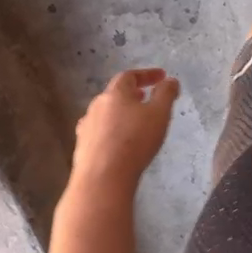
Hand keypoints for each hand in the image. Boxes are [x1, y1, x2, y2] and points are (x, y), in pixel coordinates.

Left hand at [69, 68, 178, 200]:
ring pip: (106, 113)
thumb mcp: (160, 113)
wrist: (102, 178)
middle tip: (147, 96)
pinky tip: (120, 140)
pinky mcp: (82, 147)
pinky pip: (100, 131)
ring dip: (121, 112)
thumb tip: (169, 80)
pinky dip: (113, 129)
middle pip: (115, 94)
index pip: (129, 76)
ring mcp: (86, 128)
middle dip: (133, 93)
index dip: (146, 74)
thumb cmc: (135, 140)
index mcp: (115, 95)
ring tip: (135, 120)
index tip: (162, 76)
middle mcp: (96, 107)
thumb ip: (166, 93)